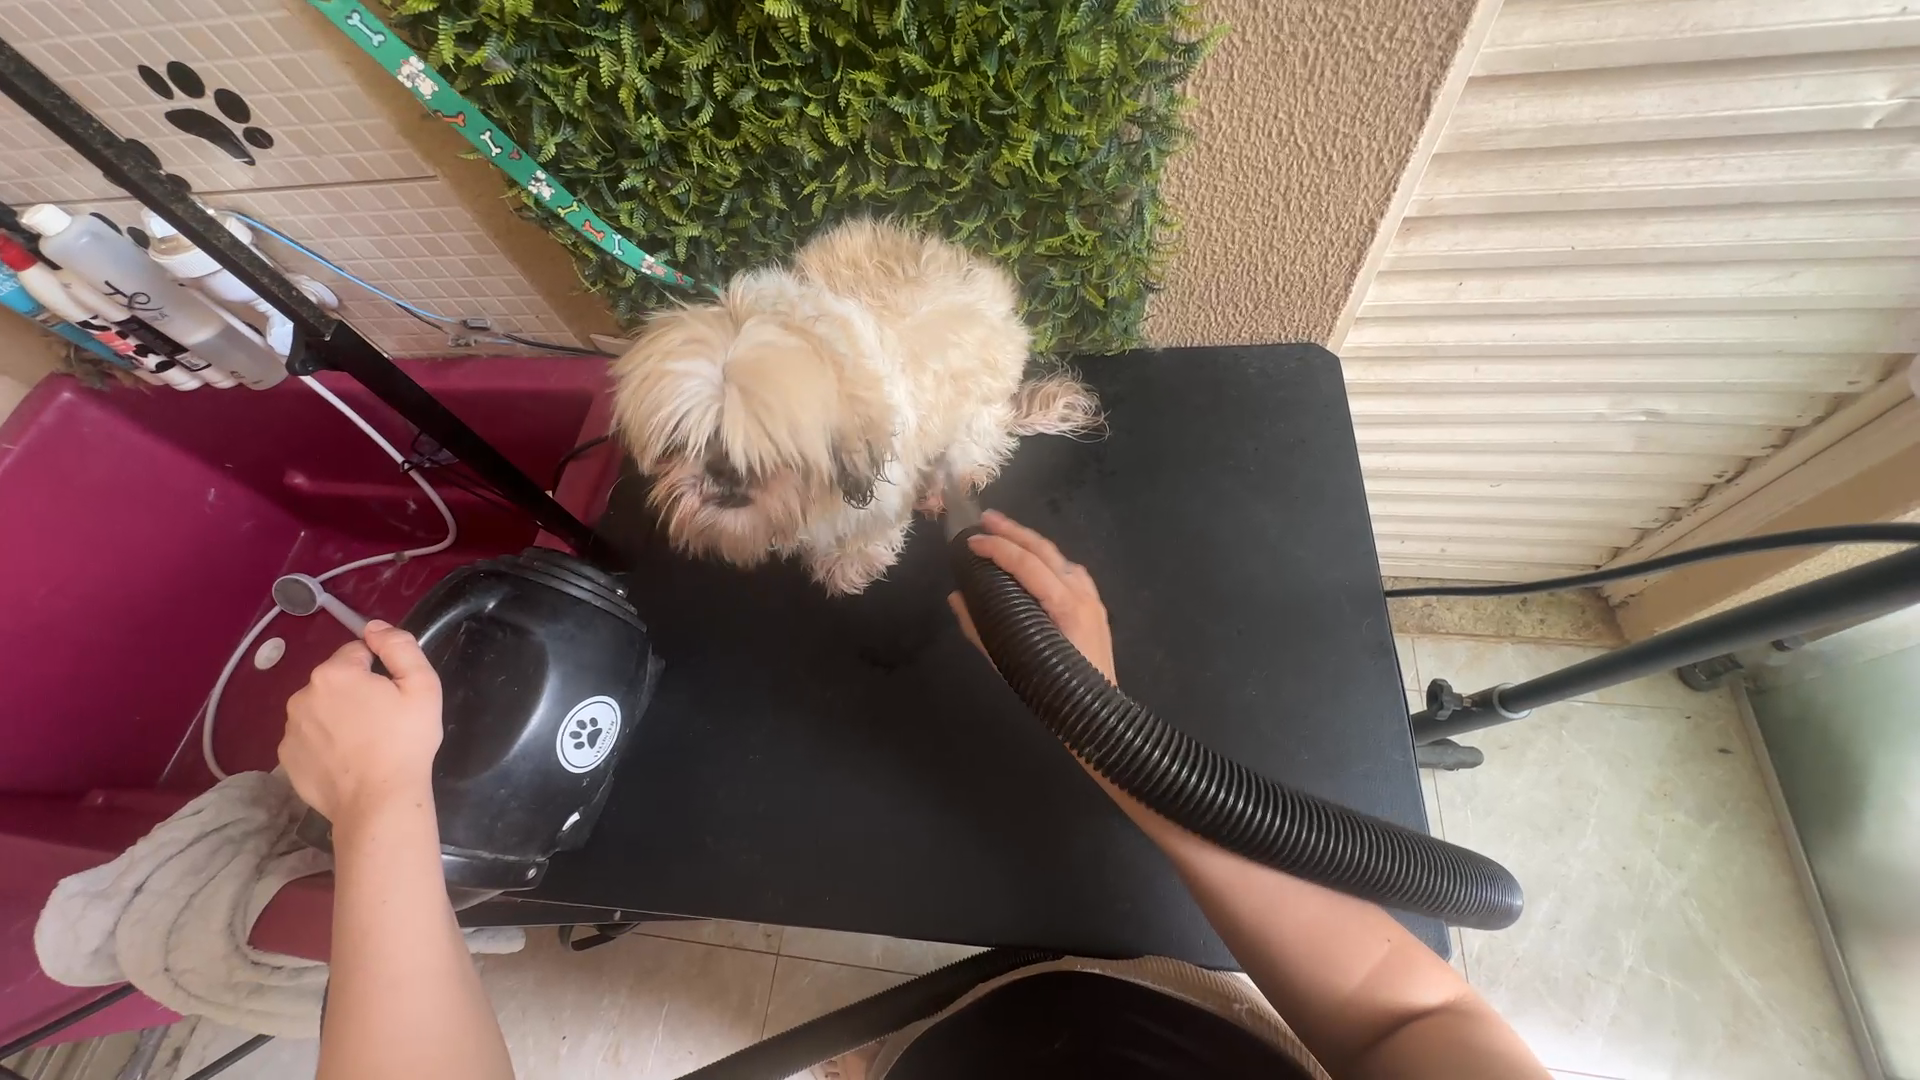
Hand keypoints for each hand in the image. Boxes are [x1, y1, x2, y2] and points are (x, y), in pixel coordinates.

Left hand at [279, 620, 442, 829]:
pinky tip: (350, 757)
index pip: (359, 651)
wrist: (377, 797)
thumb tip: (376, 627)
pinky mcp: (286, 756)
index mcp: (335, 673)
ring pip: (322, 707)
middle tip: (388, 716)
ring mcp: (290, 728)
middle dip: (359, 690)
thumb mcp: (423, 686)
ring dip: (341, 714)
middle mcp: (302, 695)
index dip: (383, 668)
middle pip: (337, 679)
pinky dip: (327, 740)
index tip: (397, 692)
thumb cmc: (407, 738)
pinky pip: (310, 735)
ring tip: (368, 740)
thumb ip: (401, 648)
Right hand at [948, 509, 1116, 683]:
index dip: (997, 548)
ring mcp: (1092, 597)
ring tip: (1005, 532)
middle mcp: (1081, 593)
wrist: (1098, 715)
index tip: (971, 542)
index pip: (1027, 563)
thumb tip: (956, 598)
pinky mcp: (1094, 605)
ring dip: (1029, 542)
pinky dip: (1048, 560)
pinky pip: (1070, 571)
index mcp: (1065, 606)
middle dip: (1013, 530)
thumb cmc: (1053, 692)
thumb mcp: (1011, 663)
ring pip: (1059, 556)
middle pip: (1044, 550)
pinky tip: (1035, 560)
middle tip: (984, 518)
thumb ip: (980, 629)